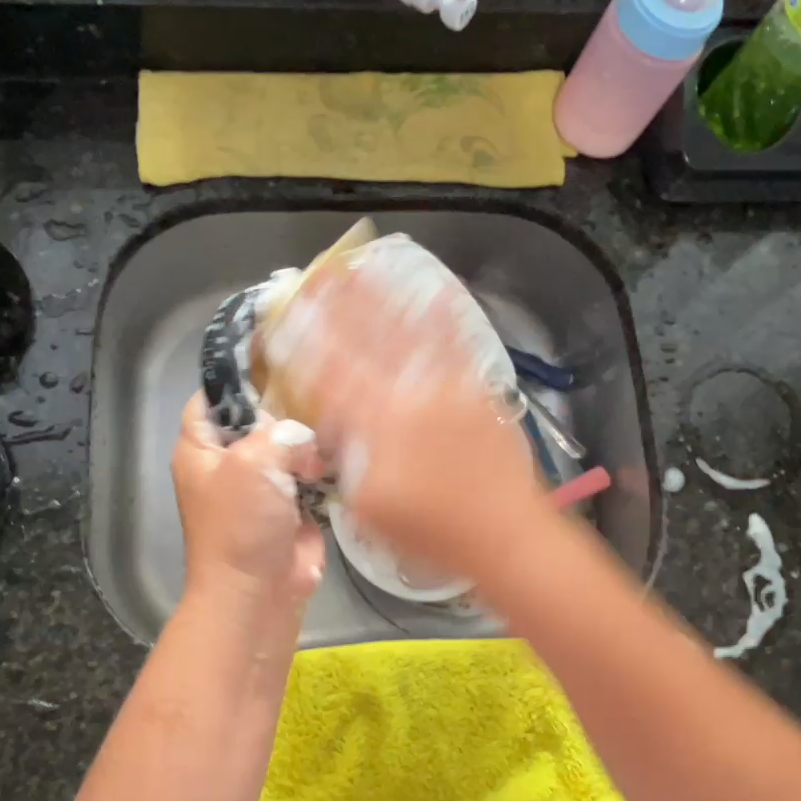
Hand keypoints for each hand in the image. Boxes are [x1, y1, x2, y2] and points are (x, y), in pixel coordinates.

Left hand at [171, 392, 326, 619]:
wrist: (258, 593)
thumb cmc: (241, 524)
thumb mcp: (253, 462)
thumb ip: (281, 432)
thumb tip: (304, 439)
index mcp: (201, 448)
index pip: (211, 397)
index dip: (237, 380)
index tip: (276, 365)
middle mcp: (228, 462)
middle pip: (257, 418)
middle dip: (286, 412)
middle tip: (316, 404)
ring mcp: (261, 484)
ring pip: (287, 445)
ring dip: (310, 442)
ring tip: (335, 430)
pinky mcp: (290, 505)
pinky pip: (308, 474)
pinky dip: (324, 467)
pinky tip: (344, 455)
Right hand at [271, 263, 552, 581]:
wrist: (507, 534)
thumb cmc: (432, 531)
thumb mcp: (370, 506)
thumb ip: (347, 461)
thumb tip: (333, 429)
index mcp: (375, 424)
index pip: (330, 373)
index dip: (308, 342)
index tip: (293, 315)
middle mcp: (407, 394)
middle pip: (366, 341)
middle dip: (341, 305)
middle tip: (322, 273)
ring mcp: (446, 387)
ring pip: (408, 334)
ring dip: (383, 298)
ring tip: (365, 266)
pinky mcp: (476, 391)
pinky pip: (457, 345)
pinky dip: (444, 316)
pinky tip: (437, 292)